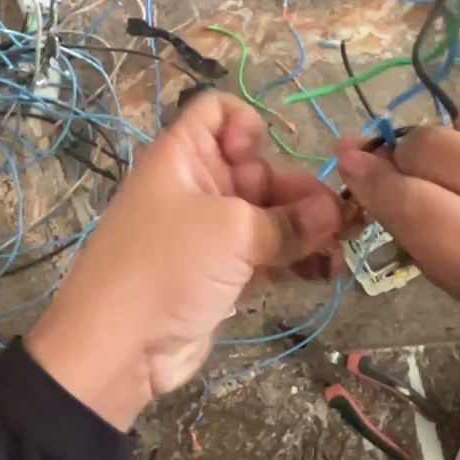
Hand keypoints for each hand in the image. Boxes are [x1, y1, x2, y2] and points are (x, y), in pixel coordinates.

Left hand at [28, 92, 346, 427]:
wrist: (119, 346)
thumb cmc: (168, 266)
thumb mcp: (230, 231)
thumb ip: (287, 221)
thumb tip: (333, 215)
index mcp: (184, 156)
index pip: (218, 113)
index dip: (248, 125)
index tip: (264, 156)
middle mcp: (198, 187)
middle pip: (258, 169)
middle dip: (298, 189)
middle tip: (337, 221)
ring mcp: (210, 234)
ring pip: (267, 216)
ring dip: (306, 229)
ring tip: (340, 249)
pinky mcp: (221, 275)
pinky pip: (265, 255)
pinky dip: (294, 260)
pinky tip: (326, 271)